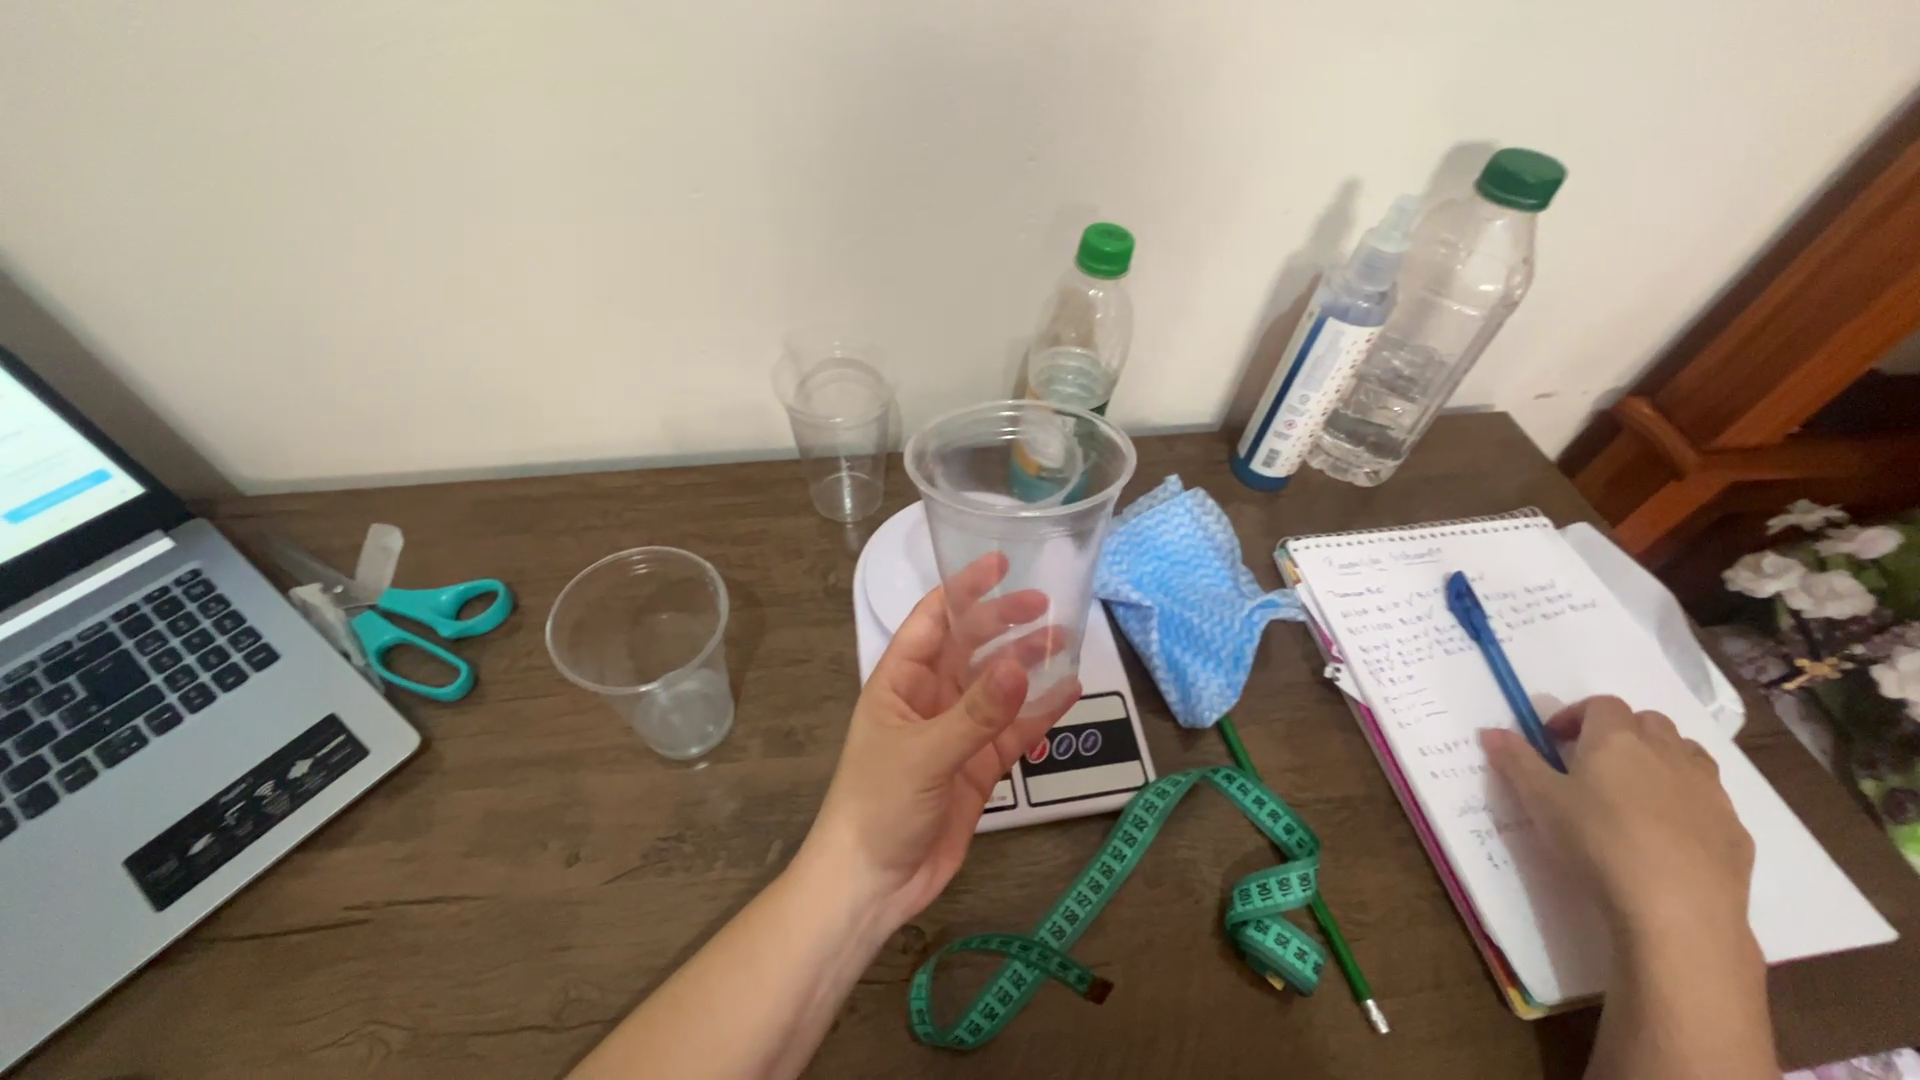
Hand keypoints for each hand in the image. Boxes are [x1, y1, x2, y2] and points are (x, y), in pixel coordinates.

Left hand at [798, 553, 1080, 927]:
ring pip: (997, 686)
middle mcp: (930, 698)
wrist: (873, 884)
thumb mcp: (923, 753)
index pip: (933, 620)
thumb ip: (976, 712)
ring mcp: (957, 732)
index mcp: (900, 681)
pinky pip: (1013, 730)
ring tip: (1064, 640)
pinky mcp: (979, 767)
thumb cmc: (878, 806)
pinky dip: (1039, 712)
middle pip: (971, 647)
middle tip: (1046, 604)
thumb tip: (1021, 663)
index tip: (1001, 562)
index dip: (964, 589)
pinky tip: (1069, 692)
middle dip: (1004, 622)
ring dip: (1026, 662)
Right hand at [1482, 696, 1754, 941]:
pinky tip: (1666, 834)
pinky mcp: (1735, 828)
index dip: (1576, 715)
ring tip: (1632, 794)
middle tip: (1592, 764)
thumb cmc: (1596, 840)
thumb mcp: (1540, 799)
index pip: (1601, 704)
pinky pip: (1709, 798)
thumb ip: (1516, 760)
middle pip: (1648, 722)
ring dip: (1659, 760)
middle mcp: (1668, 752)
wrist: (1677, 908)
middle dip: (1621, 733)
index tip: (1554, 742)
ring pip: (1687, 754)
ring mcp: (1709, 789)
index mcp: (1617, 739)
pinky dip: (1686, 801)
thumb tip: (1491, 731)